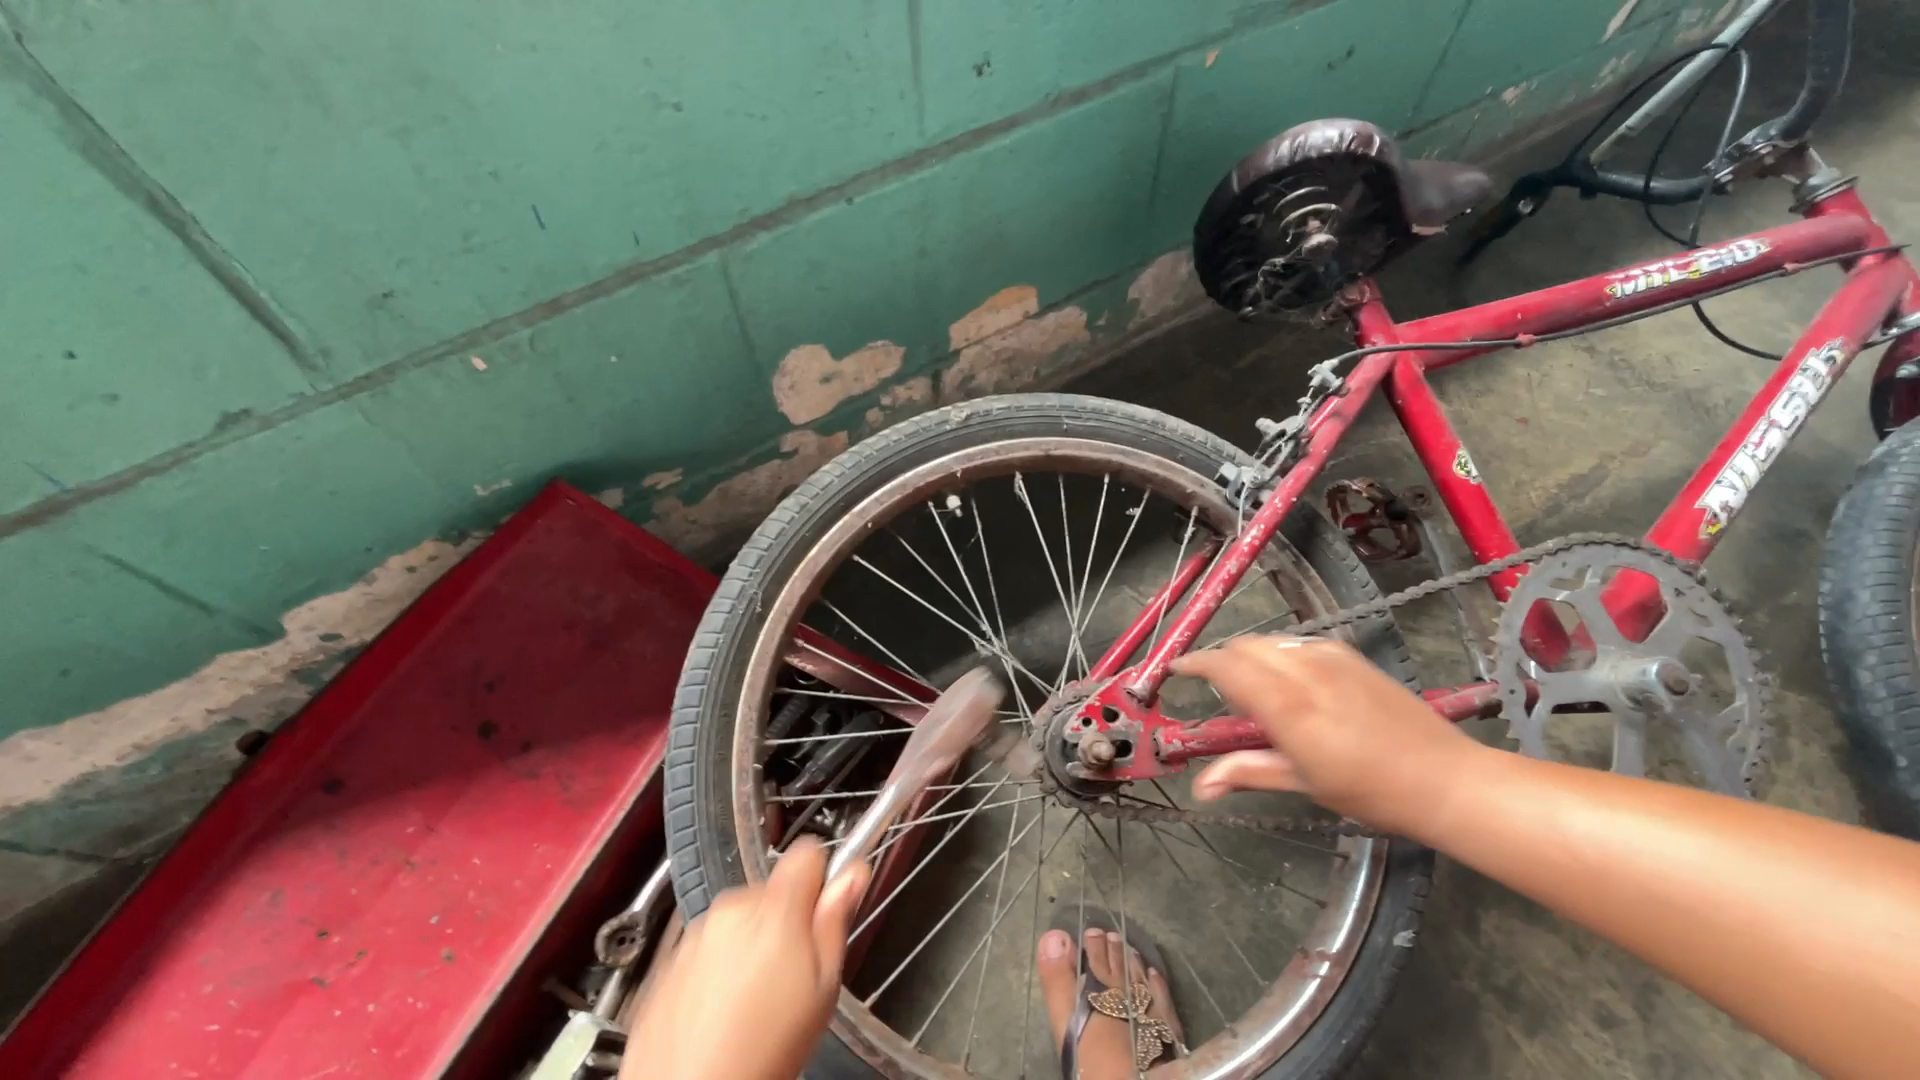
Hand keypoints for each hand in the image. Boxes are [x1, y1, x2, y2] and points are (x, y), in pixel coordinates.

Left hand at [623, 837, 869, 1079]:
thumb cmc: (764, 1049)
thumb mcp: (822, 987)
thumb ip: (835, 921)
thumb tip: (853, 875)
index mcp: (774, 908)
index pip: (807, 852)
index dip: (822, 878)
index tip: (826, 908)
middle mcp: (731, 909)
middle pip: (773, 891)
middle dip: (788, 921)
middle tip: (795, 973)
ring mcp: (696, 934)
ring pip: (741, 921)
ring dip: (752, 945)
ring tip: (759, 1000)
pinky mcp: (671, 961)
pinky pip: (709, 948)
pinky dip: (720, 969)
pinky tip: (727, 1011)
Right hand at [1172, 635, 1484, 832]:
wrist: (1445, 779)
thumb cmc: (1371, 792)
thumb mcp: (1304, 784)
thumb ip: (1247, 772)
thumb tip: (1201, 787)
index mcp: (1288, 706)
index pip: (1226, 666)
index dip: (1195, 663)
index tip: (1177, 669)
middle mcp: (1306, 671)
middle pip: (1245, 646)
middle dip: (1222, 660)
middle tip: (1220, 692)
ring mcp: (1332, 658)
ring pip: (1272, 641)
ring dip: (1251, 656)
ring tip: (1256, 690)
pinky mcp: (1351, 655)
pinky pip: (1299, 643)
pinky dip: (1279, 655)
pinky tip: (1291, 682)